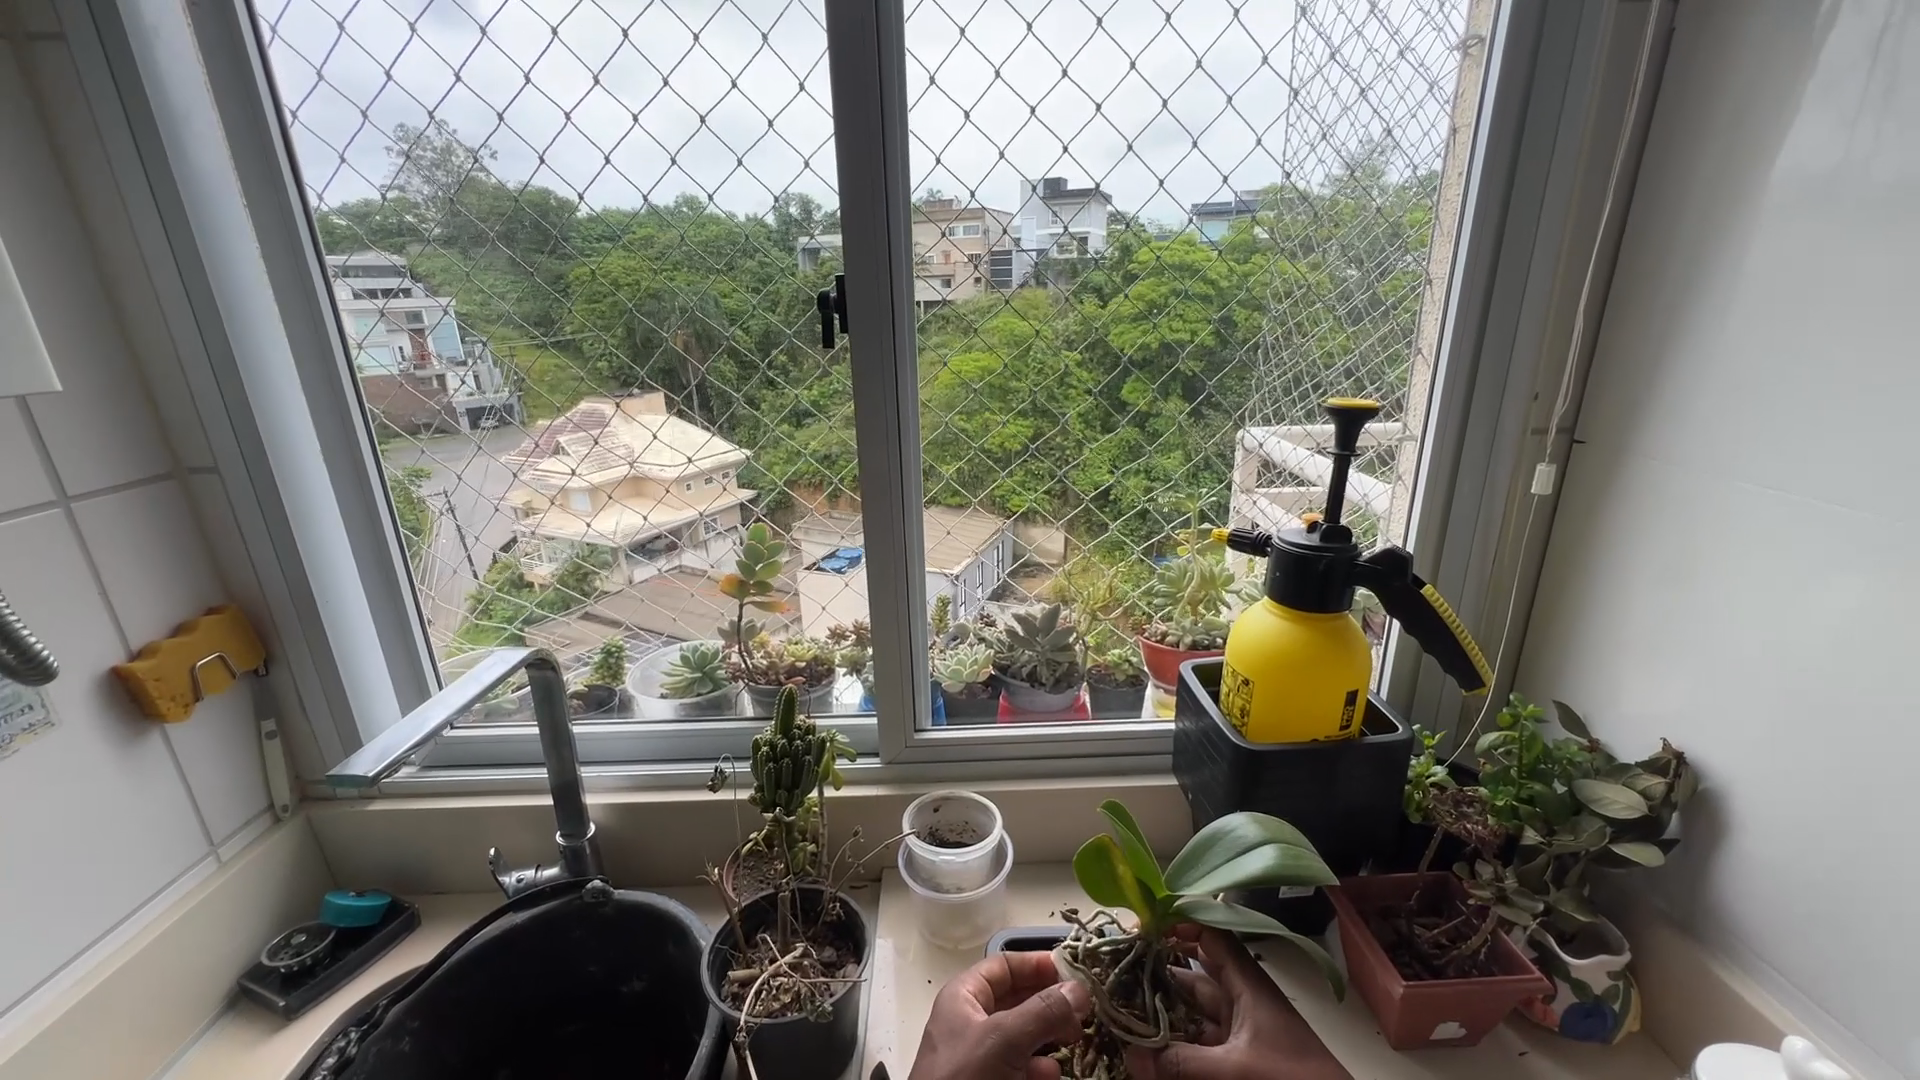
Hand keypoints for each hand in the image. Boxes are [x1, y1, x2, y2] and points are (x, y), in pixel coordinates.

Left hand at [909, 950, 1092, 1079]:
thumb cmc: (965, 1077)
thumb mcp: (1004, 1039)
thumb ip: (1042, 1012)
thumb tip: (1079, 988)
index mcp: (964, 997)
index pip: (1004, 966)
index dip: (1037, 964)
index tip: (1072, 970)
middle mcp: (971, 1021)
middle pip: (1017, 999)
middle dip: (1049, 1002)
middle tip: (1082, 1007)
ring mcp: (979, 1056)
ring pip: (1022, 1034)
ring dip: (1050, 1034)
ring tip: (1075, 1037)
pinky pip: (1020, 1067)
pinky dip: (1040, 1068)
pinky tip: (1053, 1074)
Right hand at [1125, 928, 1350, 1079]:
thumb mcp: (1236, 1071)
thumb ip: (1181, 1064)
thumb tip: (1128, 1056)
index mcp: (1247, 986)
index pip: (1211, 936)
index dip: (1180, 923)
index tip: (1143, 926)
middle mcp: (1241, 1003)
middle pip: (1193, 975)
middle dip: (1158, 972)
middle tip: (1118, 970)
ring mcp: (1239, 1035)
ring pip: (1192, 1013)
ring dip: (1163, 1011)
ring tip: (1122, 1006)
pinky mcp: (1237, 1063)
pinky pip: (1198, 1045)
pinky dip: (1175, 1045)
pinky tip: (1147, 1050)